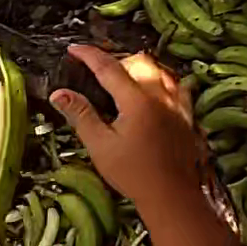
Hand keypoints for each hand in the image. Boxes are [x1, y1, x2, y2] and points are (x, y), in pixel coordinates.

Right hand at [49, 45, 205, 213]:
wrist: (171, 196)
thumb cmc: (132, 173)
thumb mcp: (100, 145)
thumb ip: (81, 114)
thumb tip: (59, 93)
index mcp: (136, 100)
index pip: (108, 68)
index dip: (89, 55)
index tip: (73, 49)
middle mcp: (159, 95)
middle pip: (138, 62)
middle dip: (115, 59)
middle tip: (96, 68)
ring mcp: (177, 104)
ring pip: (160, 70)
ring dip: (140, 66)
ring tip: (123, 74)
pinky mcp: (187, 116)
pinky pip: (177, 86)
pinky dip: (162, 80)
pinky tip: (156, 88)